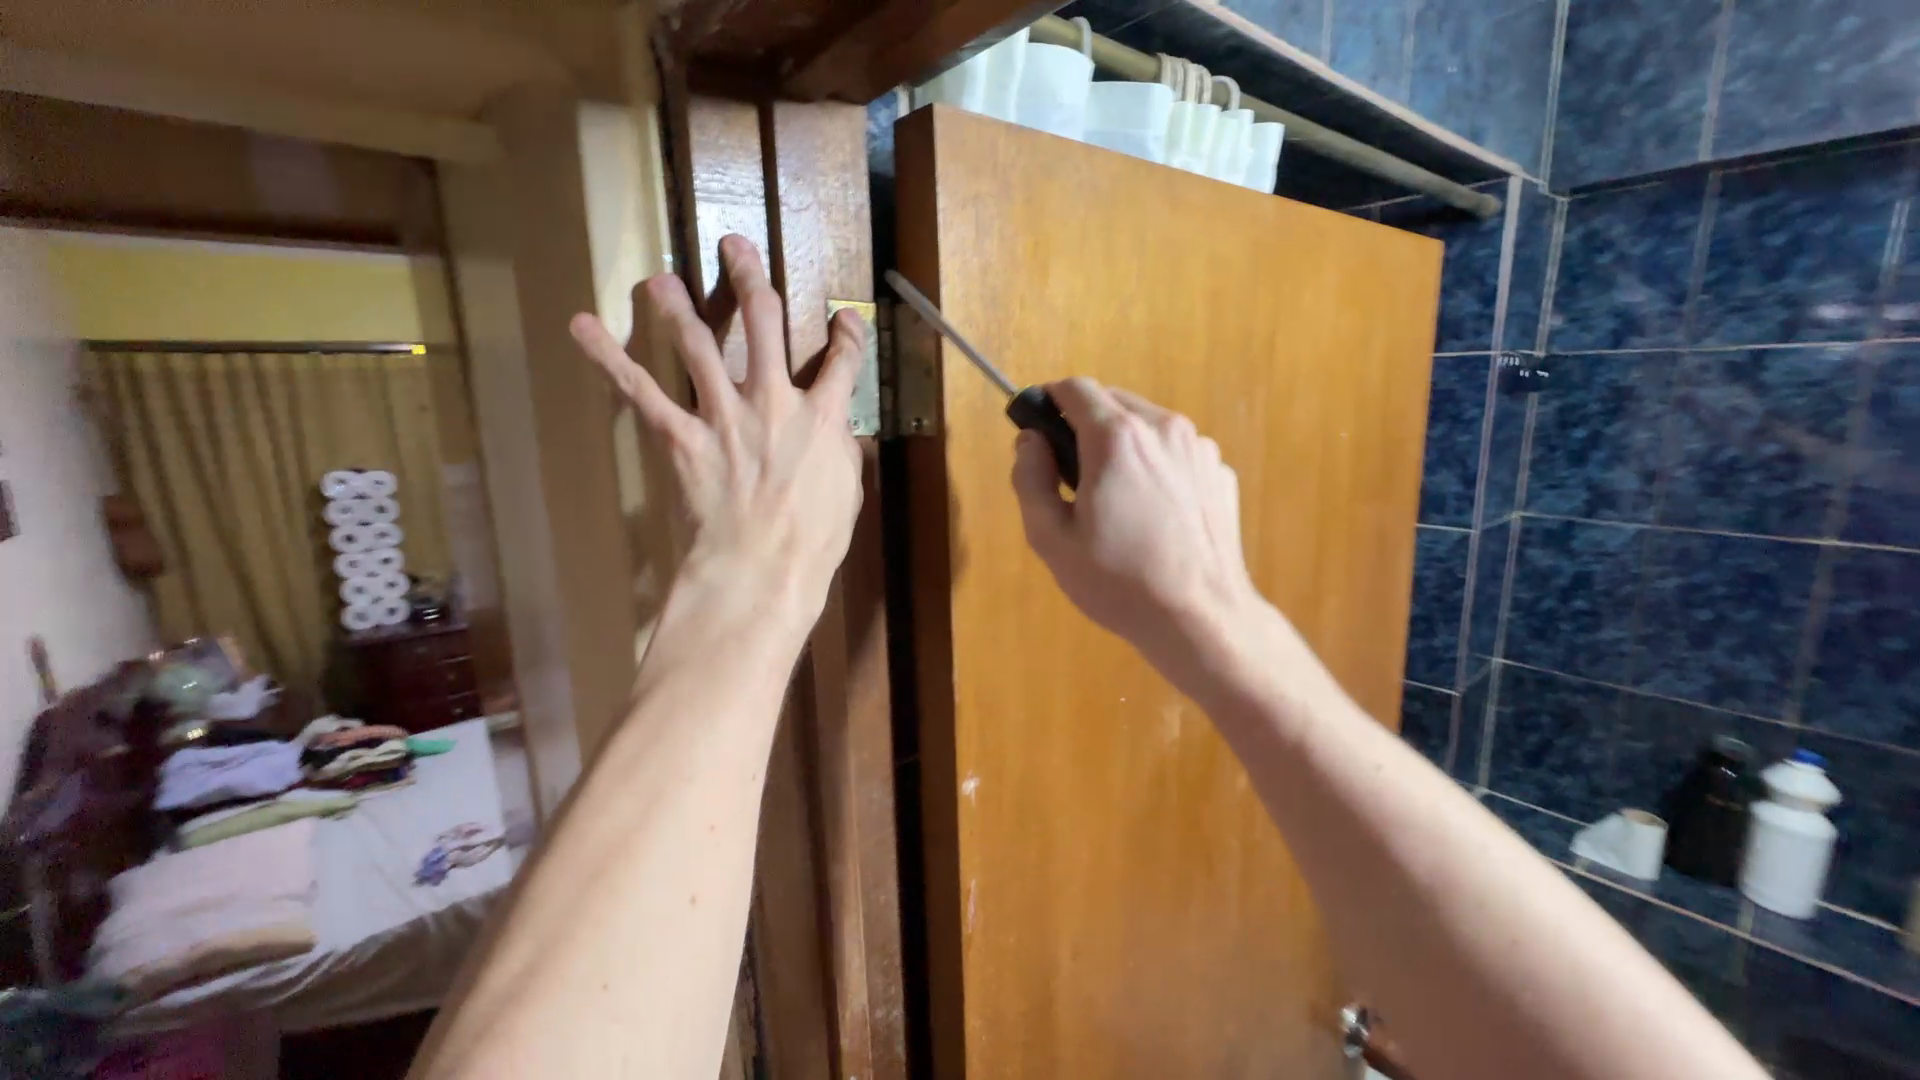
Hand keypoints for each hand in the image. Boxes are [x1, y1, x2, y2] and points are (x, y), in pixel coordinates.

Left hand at [570, 234, 864, 622]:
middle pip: (765, 324)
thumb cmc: (812, 541)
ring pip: (699, 344)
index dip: (848, 335)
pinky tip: (583, 327)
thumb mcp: (847, 495)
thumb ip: (841, 454)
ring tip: (661, 279)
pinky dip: (610, 359)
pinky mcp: (681, 437)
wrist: (760, 567)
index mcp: (823, 417)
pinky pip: (642, 391)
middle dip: (751, 278)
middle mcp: (773, 399)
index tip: (844, 318)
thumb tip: (837, 435)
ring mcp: (724, 414)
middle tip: (733, 245)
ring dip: (679, 306)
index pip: (843, 362)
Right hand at [1011, 378, 1261, 677]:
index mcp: (1116, 438)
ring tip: (1117, 504)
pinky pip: (1175, 454)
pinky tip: (1154, 517)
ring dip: (1122, 447)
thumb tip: (1029, 442)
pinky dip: (1156, 468)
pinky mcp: (1220, 473)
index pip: (1075, 388)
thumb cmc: (1118, 582)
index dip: (1048, 403)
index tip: (1039, 434)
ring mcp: (1199, 448)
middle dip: (1085, 427)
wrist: (1201, 618)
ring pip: (1146, 426)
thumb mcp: (1050, 538)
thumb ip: (1030, 478)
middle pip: (1112, 402)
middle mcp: (1163, 428)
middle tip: (1073, 480)